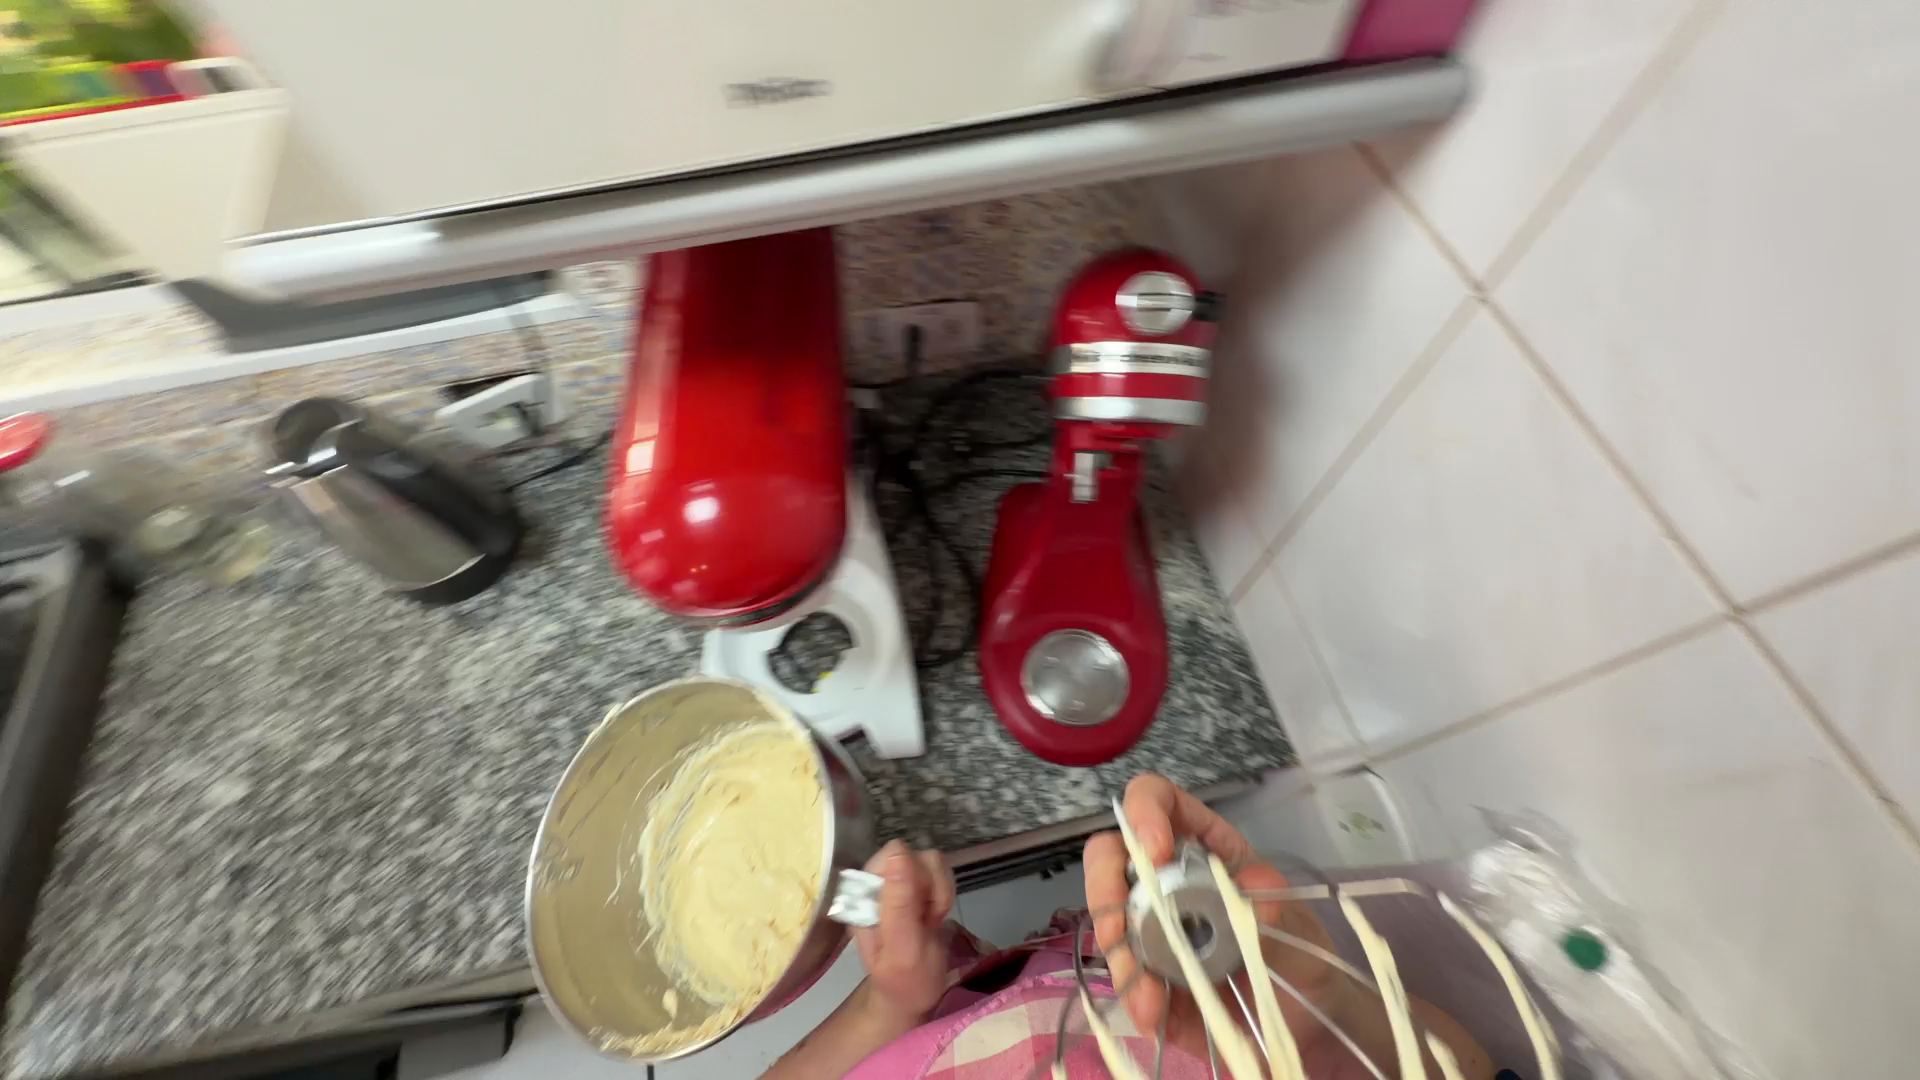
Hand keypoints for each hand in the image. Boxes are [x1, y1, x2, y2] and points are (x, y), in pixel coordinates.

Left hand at [852, 840, 956, 1023]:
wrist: (912, 995)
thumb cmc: (904, 980)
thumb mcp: (902, 948)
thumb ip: (899, 902)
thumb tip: (898, 853)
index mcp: (863, 893)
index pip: (893, 855)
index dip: (913, 880)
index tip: (917, 911)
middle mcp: (877, 880)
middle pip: (915, 855)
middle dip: (930, 887)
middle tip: (926, 920)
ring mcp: (898, 879)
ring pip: (931, 860)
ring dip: (939, 891)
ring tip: (930, 919)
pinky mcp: (917, 882)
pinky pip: (940, 870)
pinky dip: (944, 892)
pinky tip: (935, 915)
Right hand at [1084, 774, 1342, 1063]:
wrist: (1306, 1024)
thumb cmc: (1299, 951)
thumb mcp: (1297, 924)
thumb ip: (1276, 908)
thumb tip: (1250, 893)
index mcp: (1196, 844)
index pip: (1156, 800)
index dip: (1144, 812)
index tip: (1155, 852)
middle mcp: (1160, 874)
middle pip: (1108, 854)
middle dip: (1105, 887)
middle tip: (1119, 928)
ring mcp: (1145, 922)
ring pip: (1106, 915)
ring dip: (1118, 953)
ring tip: (1147, 994)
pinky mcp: (1143, 971)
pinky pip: (1121, 971)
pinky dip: (1131, 992)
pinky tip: (1152, 1012)